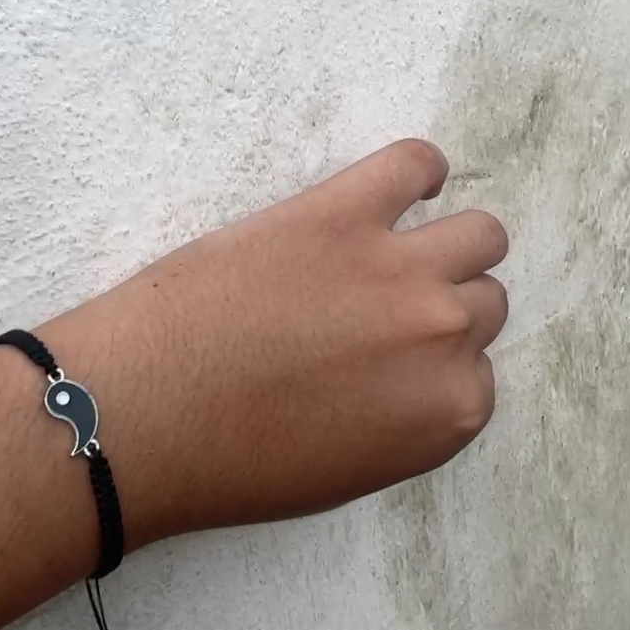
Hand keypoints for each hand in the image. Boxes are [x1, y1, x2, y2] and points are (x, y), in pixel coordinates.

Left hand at [41, 139, 508, 545]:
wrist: (144, 414)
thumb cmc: (233, 461)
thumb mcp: (348, 467)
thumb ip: (405, 417)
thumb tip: (414, 372)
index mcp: (448, 411)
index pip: (479, 371)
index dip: (435, 364)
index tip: (399, 359)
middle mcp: (444, 336)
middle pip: (484, 300)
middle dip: (445, 308)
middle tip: (388, 310)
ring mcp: (399, 267)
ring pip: (479, 233)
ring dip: (449, 243)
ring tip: (398, 247)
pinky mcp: (342, 213)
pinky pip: (413, 163)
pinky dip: (418, 171)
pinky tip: (400, 187)